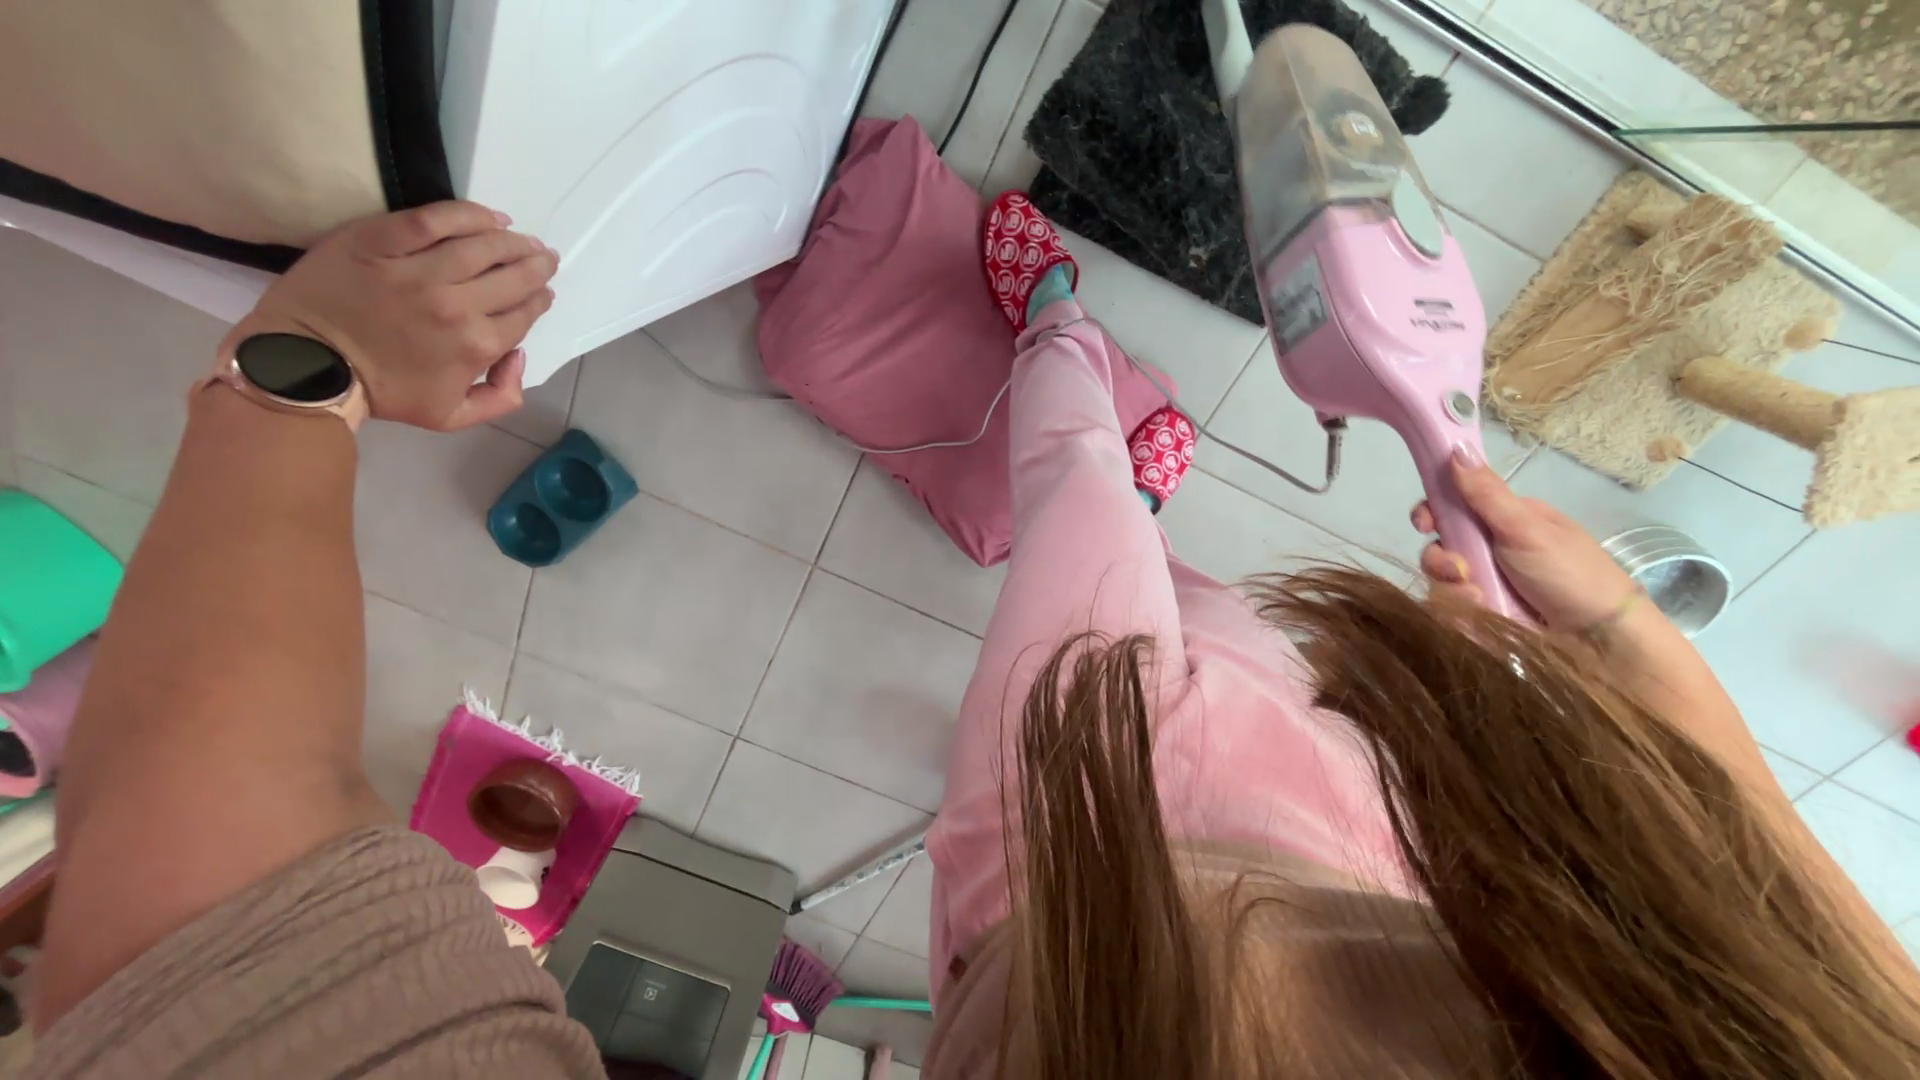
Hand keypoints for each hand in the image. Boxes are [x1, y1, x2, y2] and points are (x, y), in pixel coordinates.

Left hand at [221, 201, 558, 430]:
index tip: (543, 290)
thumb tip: (518, 356)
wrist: (309, 366)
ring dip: (511, 240)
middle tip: (544, 257)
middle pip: (512, 276)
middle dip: (536, 265)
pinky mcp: (379, 243)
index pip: (524, 313)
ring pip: (481, 245)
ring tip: (521, 236)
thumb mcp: (453, 416)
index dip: (539, 298)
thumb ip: (502, 396)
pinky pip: (432, 220)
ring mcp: (416, 271)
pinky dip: (467, 215)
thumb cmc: (384, 393)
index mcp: (477, 346)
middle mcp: (456, 306)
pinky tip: (488, 216)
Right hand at [1411, 457, 1639, 631]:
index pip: (1450, 507)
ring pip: (1440, 581)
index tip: (1423, 524)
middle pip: (1437, 547)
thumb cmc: (1570, 574)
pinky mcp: (1481, 615)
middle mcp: (1489, 551)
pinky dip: (1461, 612)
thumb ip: (1485, 493)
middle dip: (1441, 561)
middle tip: (1460, 572)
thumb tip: (1455, 447)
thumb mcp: (1526, 528)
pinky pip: (1449, 609)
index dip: (1430, 513)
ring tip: (1481, 600)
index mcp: (1503, 521)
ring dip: (1454, 589)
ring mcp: (1484, 584)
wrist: (1599, 639)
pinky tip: (1484, 614)